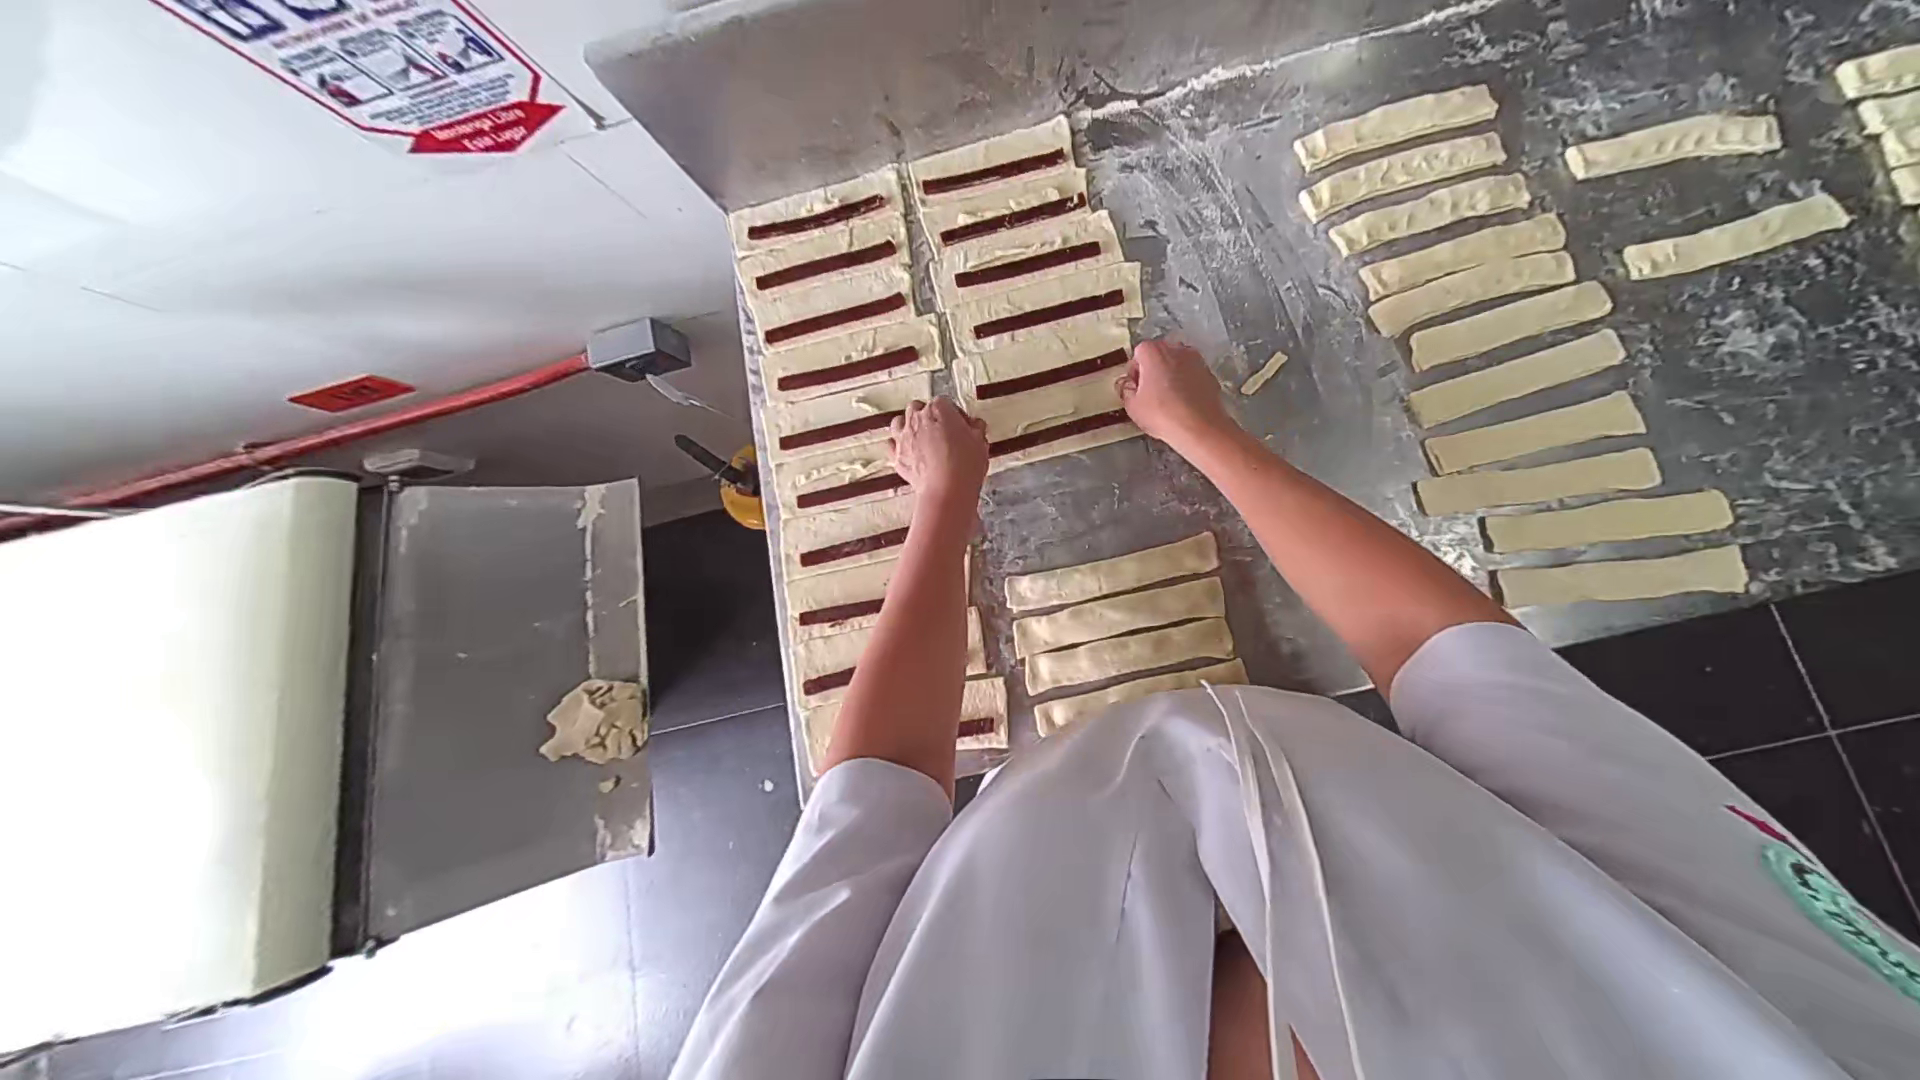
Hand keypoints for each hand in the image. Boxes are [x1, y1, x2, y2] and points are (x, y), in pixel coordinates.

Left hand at [889, 397, 988, 505]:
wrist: (946, 490)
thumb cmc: (965, 464)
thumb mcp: (980, 442)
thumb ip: (975, 429)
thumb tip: (975, 426)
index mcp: (939, 409)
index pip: (945, 403)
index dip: (954, 415)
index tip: (961, 426)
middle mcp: (917, 418)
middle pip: (918, 408)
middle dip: (927, 416)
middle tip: (940, 430)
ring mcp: (903, 437)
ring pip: (899, 422)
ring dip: (907, 426)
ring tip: (920, 437)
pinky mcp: (897, 456)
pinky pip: (891, 445)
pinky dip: (897, 446)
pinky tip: (907, 452)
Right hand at [1118, 338, 1238, 450]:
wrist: (1199, 427)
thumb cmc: (1163, 414)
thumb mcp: (1132, 406)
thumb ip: (1125, 389)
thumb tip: (1125, 383)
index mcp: (1154, 352)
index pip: (1137, 353)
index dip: (1134, 371)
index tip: (1134, 387)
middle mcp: (1176, 350)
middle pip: (1159, 354)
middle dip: (1152, 370)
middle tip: (1148, 393)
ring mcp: (1196, 360)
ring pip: (1176, 363)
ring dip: (1170, 375)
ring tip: (1166, 400)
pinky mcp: (1209, 373)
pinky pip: (1191, 374)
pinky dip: (1185, 383)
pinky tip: (1182, 403)